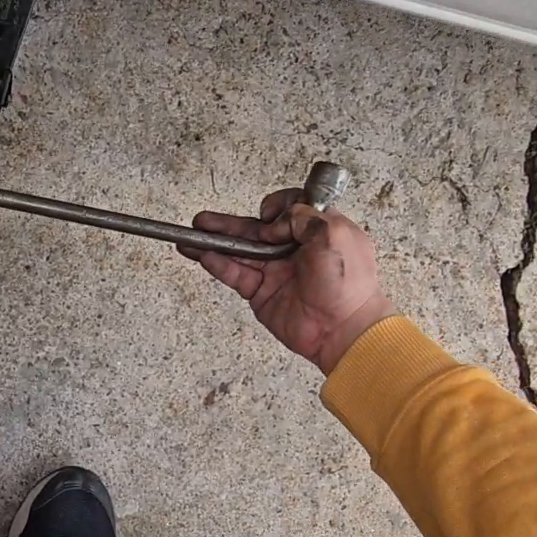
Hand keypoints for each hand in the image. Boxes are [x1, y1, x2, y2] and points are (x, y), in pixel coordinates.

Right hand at [182, 187, 395, 373]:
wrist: (341, 328)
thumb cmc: (347, 284)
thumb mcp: (334, 234)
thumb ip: (301, 217)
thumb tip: (274, 223)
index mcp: (315, 230)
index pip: (287, 209)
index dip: (275, 208)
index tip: (271, 217)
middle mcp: (293, 249)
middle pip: (253, 230)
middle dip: (226, 223)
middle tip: (202, 220)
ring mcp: (274, 271)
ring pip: (237, 251)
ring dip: (213, 242)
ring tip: (189, 237)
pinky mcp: (260, 292)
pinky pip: (234, 274)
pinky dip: (218, 265)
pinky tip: (202, 255)